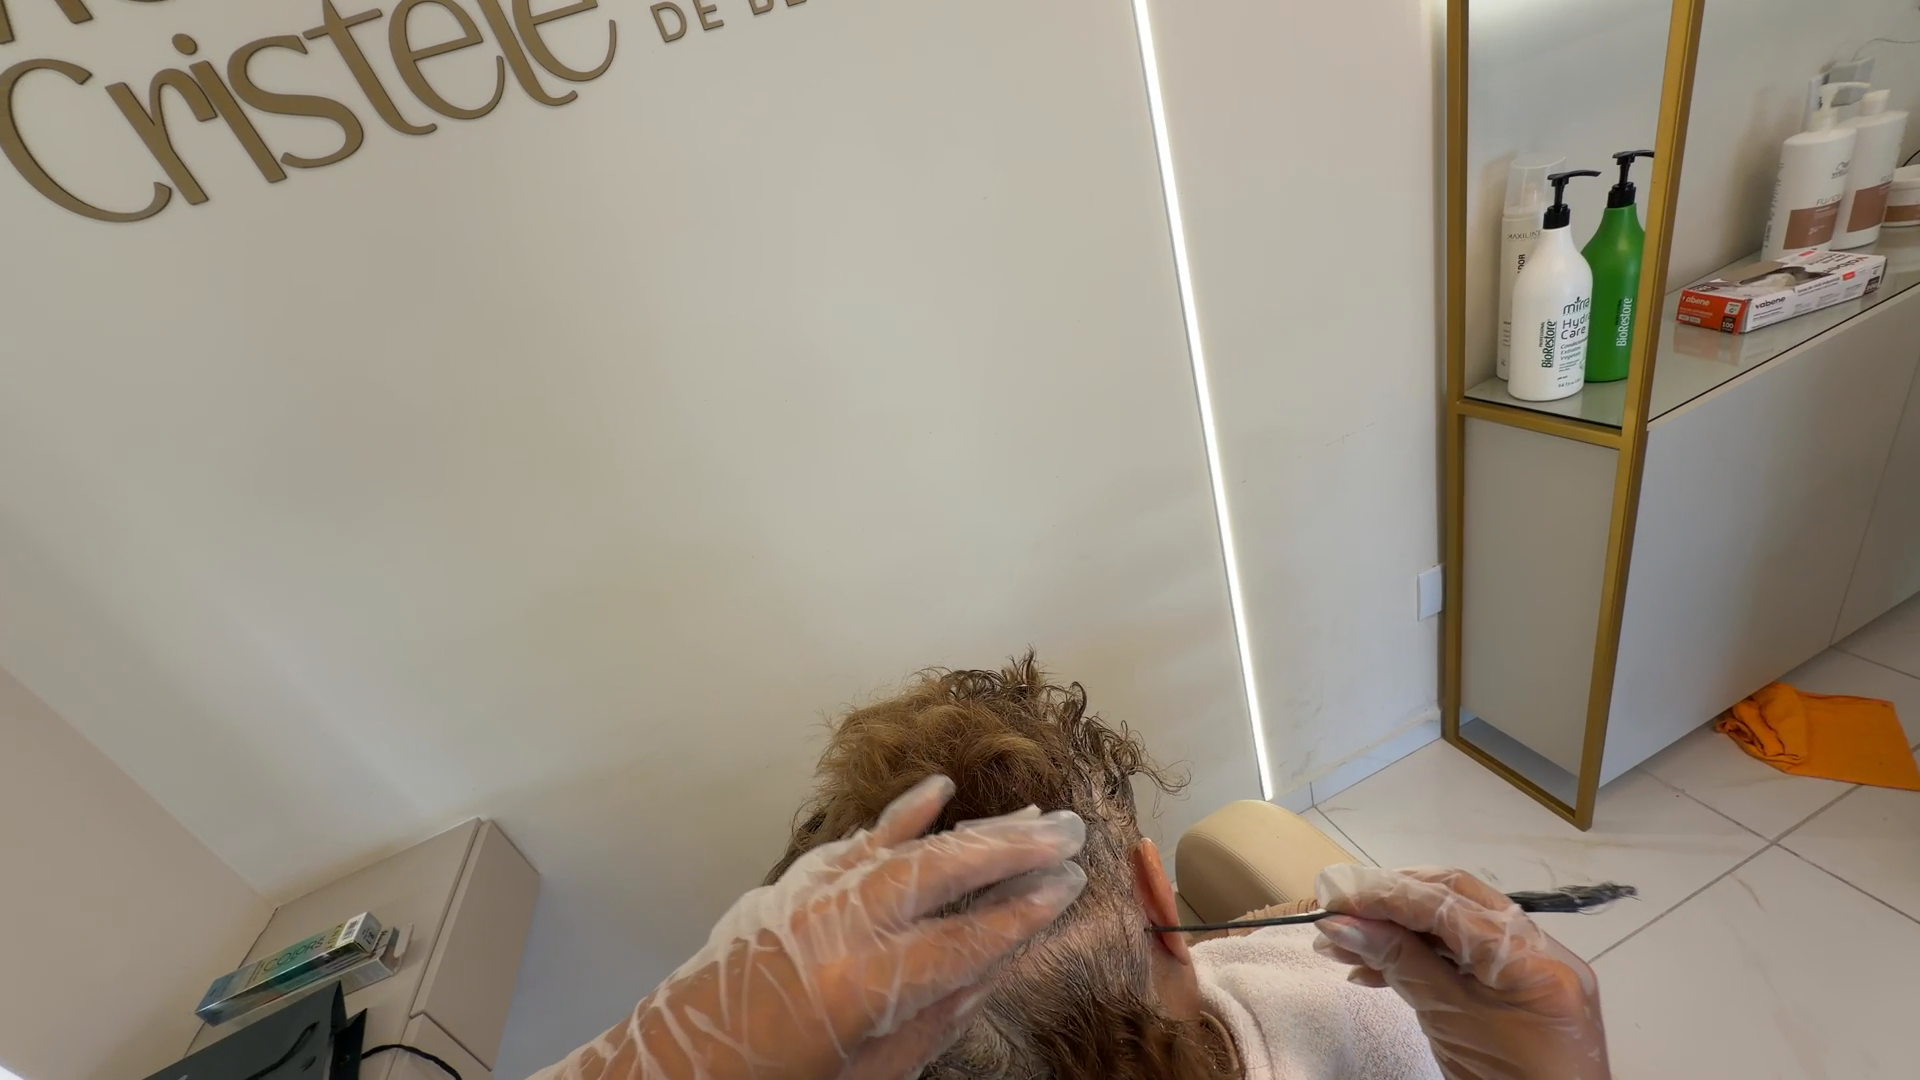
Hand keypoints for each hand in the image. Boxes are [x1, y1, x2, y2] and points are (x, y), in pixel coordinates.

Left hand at [535, 774, 1087, 1079]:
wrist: (681, 1061)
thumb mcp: (870, 1072)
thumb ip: (938, 1016)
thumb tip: (999, 961)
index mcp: (864, 986)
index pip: (967, 941)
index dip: (1023, 914)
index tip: (1069, 887)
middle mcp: (844, 924)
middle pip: (947, 873)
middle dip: (1014, 851)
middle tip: (1068, 831)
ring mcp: (820, 892)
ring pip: (915, 846)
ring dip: (976, 829)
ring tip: (1031, 816)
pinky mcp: (803, 878)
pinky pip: (864, 837)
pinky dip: (905, 812)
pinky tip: (941, 788)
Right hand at [1311, 865, 1608, 1079]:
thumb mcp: (1448, 1021)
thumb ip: (1397, 961)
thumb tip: (1338, 923)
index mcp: (1533, 958)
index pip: (1445, 904)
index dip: (1383, 896)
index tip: (1333, 903)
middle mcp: (1537, 947)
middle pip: (1448, 894)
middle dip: (1387, 898)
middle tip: (1339, 910)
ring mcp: (1527, 962)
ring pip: (1445, 919)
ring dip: (1391, 927)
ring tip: (1341, 944)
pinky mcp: (1512, 980)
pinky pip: (1454, 949)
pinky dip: (1410, 951)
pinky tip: (1370, 968)